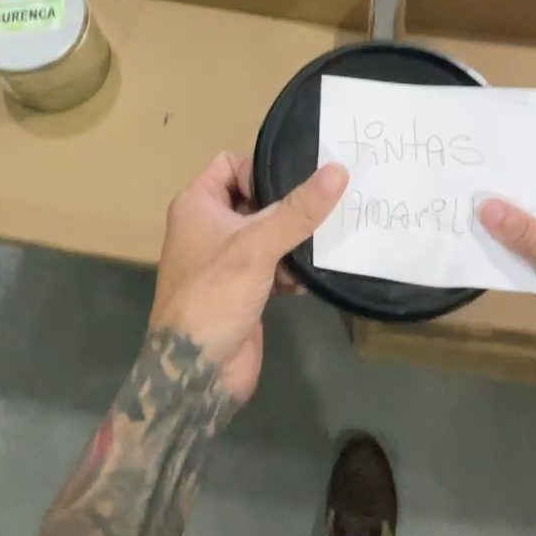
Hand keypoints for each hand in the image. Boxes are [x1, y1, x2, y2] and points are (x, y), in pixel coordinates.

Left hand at [149, 154, 348, 404]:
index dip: (259, 170)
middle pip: (255, 197)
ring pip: (268, 232)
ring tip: (321, 245)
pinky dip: (290, 269)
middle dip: (287, 207)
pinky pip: (273, 263)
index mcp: (197, 205)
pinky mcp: (242, 286)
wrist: (198, 372)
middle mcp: (207, 226)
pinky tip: (308, 280)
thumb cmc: (215, 296)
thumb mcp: (257, 246)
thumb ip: (298, 210)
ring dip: (293, 240)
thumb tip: (339, 170)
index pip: (230, 163)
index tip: (290, 189)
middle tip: (324, 209)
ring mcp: (225, 259)